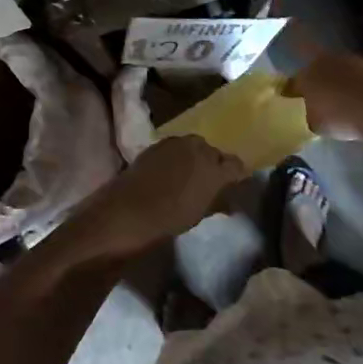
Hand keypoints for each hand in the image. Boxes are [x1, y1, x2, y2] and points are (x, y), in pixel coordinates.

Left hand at [76, 135, 246, 256]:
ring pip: (193, 147)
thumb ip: (218, 202)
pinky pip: (174, 148)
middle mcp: (199, 148)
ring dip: (193, 159)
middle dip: (213, 164)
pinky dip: (175, 157)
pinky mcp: (156, 145)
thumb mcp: (200, 213)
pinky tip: (168, 173)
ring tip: (186, 177)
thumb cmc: (169, 219)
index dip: (235, 176)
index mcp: (216, 167)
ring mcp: (175, 143)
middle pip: (214, 153)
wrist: (126, 212)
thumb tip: (229, 201)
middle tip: (207, 183)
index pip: (236, 165)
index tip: (232, 186)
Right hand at [286, 49, 362, 140]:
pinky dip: (354, 84)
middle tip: (319, 102)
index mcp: (305, 76)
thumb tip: (312, 112)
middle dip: (315, 84)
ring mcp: (347, 60)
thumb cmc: (342, 118)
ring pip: (335, 71)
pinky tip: (359, 99)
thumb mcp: (316, 125)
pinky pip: (353, 75)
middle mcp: (323, 62)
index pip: (293, 84)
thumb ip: (309, 115)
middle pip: (314, 72)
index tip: (296, 104)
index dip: (294, 95)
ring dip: (336, 82)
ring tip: (342, 101)